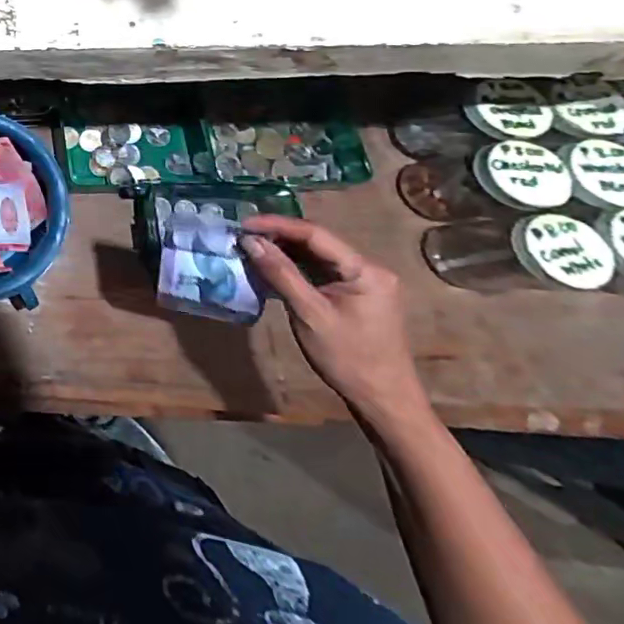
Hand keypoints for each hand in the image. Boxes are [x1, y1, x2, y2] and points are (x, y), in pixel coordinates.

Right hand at [240, 216, 430, 426]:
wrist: (382, 398)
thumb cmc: (348, 357)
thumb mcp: (309, 313)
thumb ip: (281, 274)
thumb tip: (250, 241)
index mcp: (365, 271)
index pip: (315, 234)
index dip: (276, 225)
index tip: (242, 224)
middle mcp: (368, 270)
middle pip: (316, 242)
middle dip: (277, 236)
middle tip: (240, 235)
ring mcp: (362, 283)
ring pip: (315, 256)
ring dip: (282, 251)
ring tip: (248, 248)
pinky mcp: (352, 295)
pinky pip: (318, 271)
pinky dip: (292, 267)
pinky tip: (269, 267)